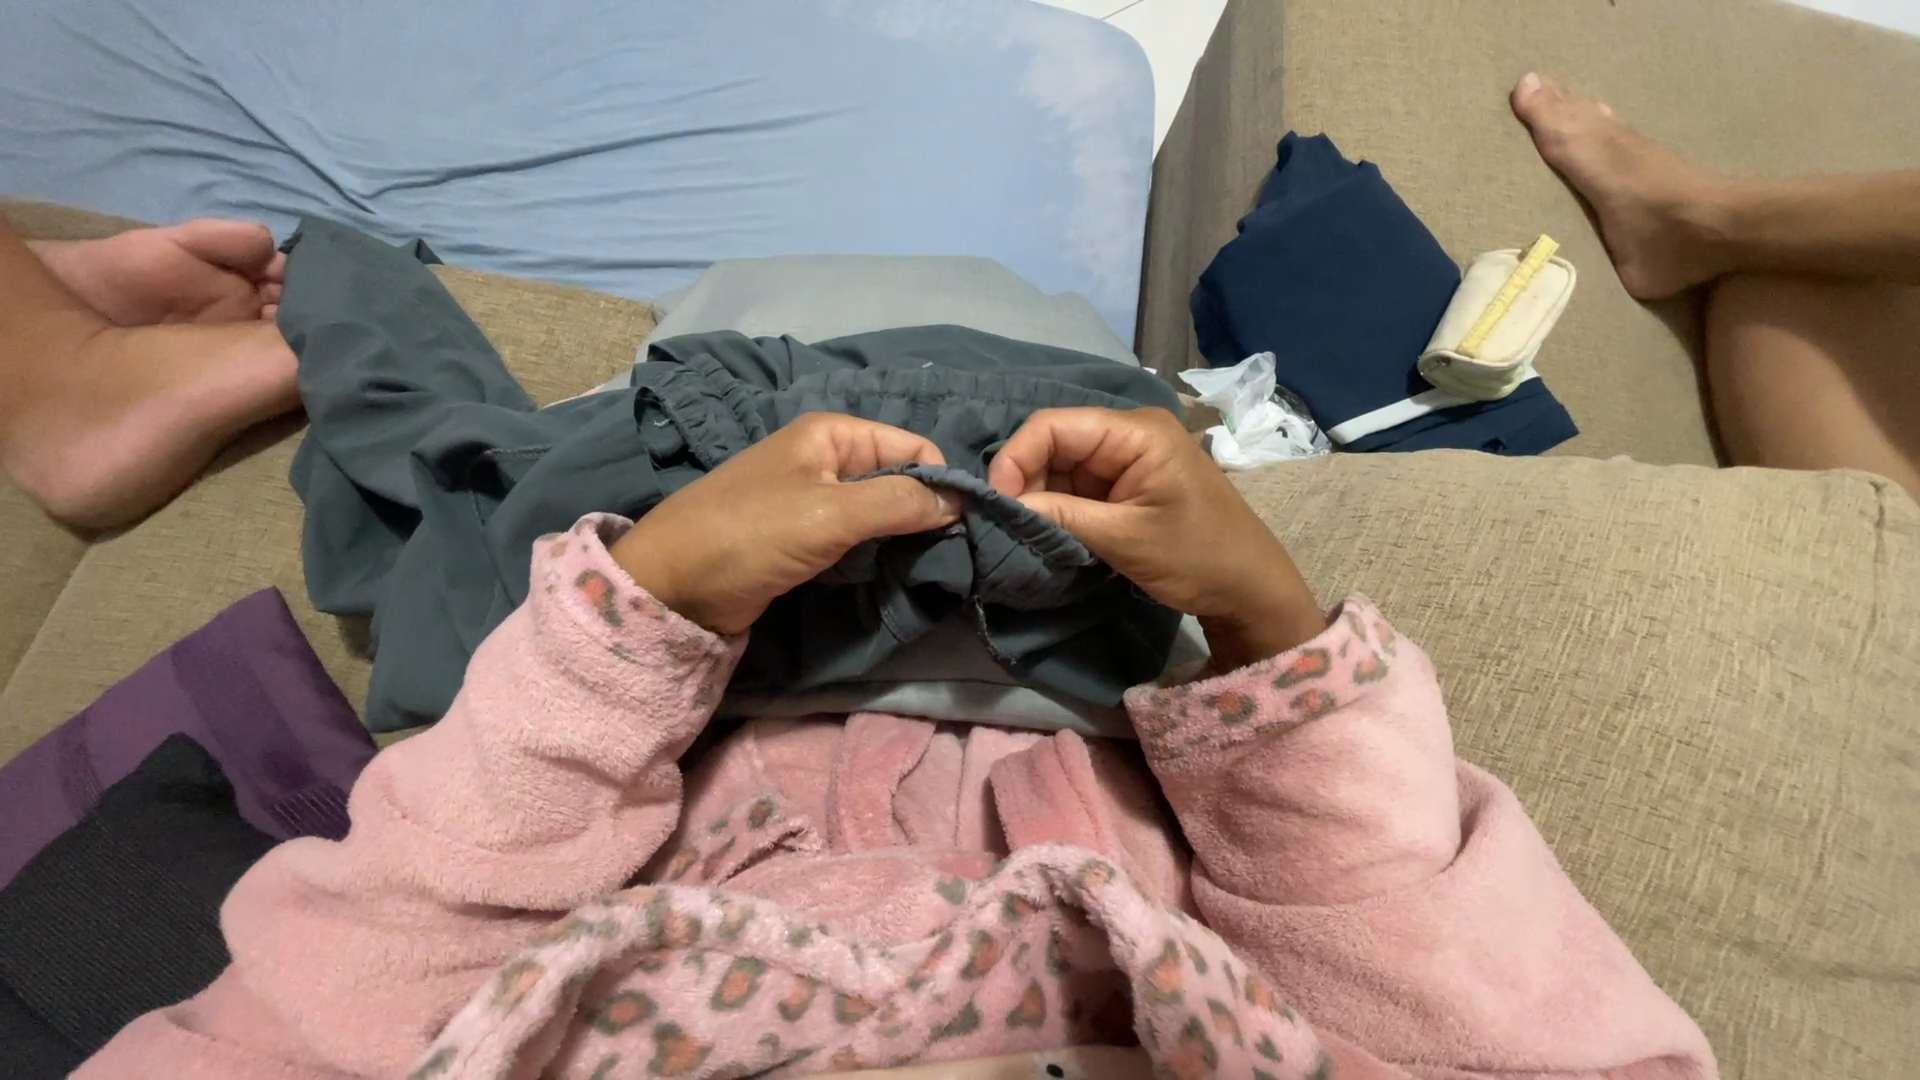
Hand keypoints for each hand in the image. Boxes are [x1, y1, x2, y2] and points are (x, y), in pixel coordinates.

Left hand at [607, 414, 960, 635]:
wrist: (674, 586)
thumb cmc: (751, 535)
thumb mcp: (830, 514)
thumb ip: (898, 502)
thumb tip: (961, 502)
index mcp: (834, 434)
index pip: (913, 446)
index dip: (942, 481)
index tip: (966, 526)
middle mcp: (829, 458)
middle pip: (900, 476)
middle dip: (927, 509)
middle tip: (955, 552)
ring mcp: (817, 498)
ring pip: (882, 508)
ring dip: (906, 533)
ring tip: (933, 565)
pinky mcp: (808, 535)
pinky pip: (860, 534)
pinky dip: (881, 549)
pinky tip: (898, 570)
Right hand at [989, 407, 1326, 667]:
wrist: (1248, 588)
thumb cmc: (1197, 556)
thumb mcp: (1124, 538)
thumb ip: (1059, 517)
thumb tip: (1000, 507)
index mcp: (1135, 431)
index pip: (1054, 426)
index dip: (1015, 458)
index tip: (996, 503)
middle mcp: (1126, 434)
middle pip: (1053, 443)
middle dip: (1024, 480)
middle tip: (1008, 524)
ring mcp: (1124, 459)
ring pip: (1058, 466)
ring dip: (1037, 498)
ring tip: (1025, 531)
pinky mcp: (1122, 484)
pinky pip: (1074, 486)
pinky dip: (1055, 508)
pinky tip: (1045, 530)